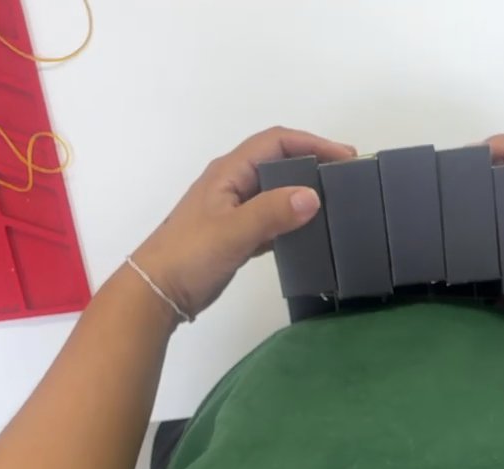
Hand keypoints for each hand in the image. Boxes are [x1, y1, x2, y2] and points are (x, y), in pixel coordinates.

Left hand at [132, 127, 356, 320]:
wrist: (158, 291)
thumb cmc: (190, 256)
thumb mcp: (233, 232)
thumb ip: (272, 213)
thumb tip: (312, 197)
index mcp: (229, 172)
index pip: (276, 143)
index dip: (312, 143)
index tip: (345, 157)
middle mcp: (231, 185)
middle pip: (278, 163)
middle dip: (312, 164)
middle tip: (345, 179)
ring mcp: (232, 211)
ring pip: (275, 192)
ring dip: (302, 194)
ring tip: (333, 204)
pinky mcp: (235, 236)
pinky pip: (270, 220)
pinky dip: (291, 222)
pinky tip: (308, 235)